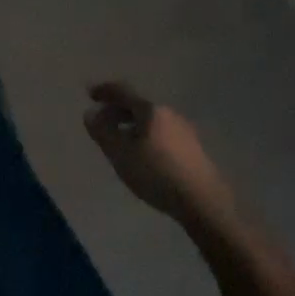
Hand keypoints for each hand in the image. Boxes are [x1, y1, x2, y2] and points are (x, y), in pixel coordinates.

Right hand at [84, 81, 233, 225]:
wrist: (204, 204)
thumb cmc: (156, 173)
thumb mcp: (119, 152)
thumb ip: (101, 130)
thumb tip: (90, 114)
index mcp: (151, 110)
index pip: (123, 92)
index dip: (104, 91)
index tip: (90, 95)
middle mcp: (170, 115)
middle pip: (138, 106)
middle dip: (118, 111)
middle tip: (103, 123)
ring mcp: (186, 132)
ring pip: (151, 122)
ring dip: (133, 126)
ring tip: (121, 142)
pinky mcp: (194, 151)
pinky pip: (163, 135)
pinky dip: (147, 137)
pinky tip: (143, 156)